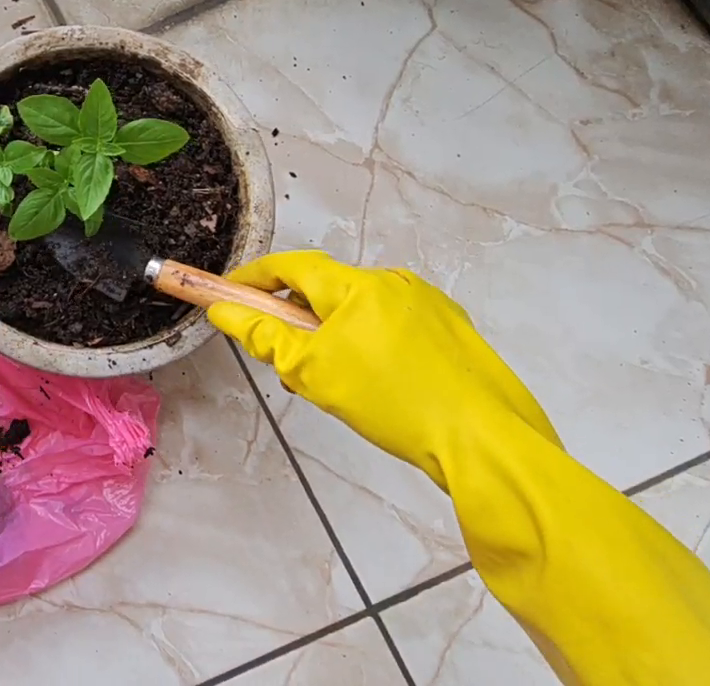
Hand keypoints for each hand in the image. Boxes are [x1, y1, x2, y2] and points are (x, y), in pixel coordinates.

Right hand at [207, 250, 559, 487]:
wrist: (486, 443)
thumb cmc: (391, 402)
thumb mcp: (311, 372)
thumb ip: (261, 335)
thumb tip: (224, 310)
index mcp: (357, 285)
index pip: (290, 265)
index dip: (253, 277)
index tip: (228, 293)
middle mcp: (394, 283)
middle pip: (324, 288)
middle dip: (294, 315)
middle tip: (282, 355)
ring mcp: (429, 305)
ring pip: (359, 308)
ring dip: (332, 331)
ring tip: (331, 379)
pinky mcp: (454, 331)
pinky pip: (393, 324)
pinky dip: (368, 341)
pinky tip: (376, 383)